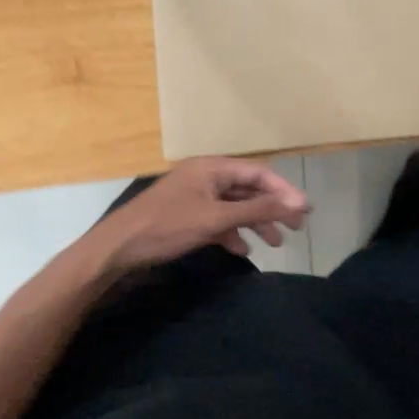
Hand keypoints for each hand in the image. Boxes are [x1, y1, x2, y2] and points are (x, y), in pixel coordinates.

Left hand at [82, 157, 308, 277]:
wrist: (114, 250)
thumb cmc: (166, 227)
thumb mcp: (216, 219)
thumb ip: (258, 210)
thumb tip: (299, 202)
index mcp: (212, 167)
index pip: (259, 174)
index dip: (284, 191)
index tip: (304, 211)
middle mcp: (205, 176)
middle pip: (248, 189)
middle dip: (272, 208)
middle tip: (295, 228)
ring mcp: (194, 196)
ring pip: (234, 206)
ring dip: (255, 223)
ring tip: (274, 243)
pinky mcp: (185, 216)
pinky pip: (218, 219)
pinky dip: (232, 233)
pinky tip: (242, 250)